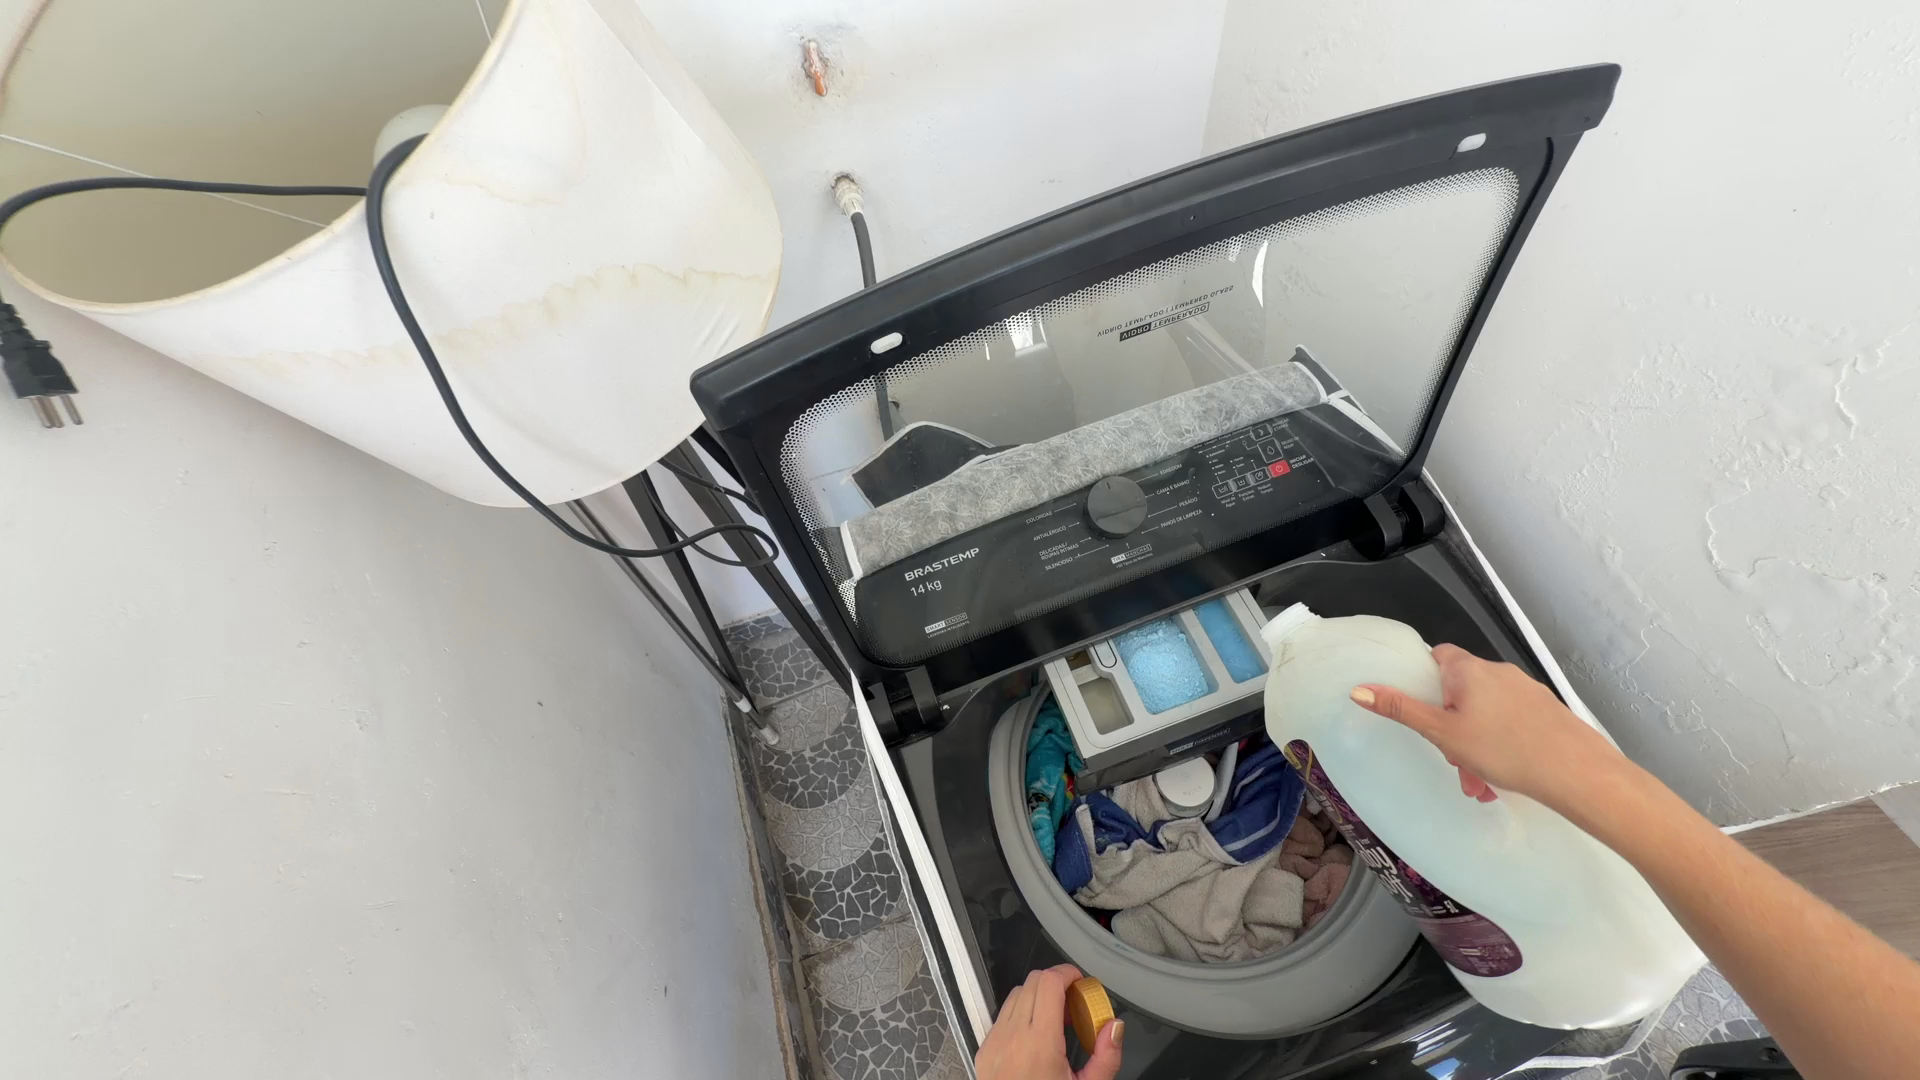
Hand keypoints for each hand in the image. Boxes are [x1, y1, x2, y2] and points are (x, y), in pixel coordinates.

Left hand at [975, 965, 1122, 1079]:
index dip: (1066, 973)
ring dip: (1037, 996)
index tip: (1080, 982)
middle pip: (1033, 981)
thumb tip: (1116, 1026)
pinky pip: (1003, 1016)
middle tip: (1074, 1004)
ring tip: (1056, 1021)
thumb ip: (1105, 1058)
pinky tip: (1035, 1037)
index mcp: (1039, 1042)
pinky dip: (1020, 1014)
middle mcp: (1012, 1035)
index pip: (1049, 982)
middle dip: (1055, 984)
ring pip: (1016, 994)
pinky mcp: (984, 1050)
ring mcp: (994, 1041)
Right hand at [1350, 645, 1624, 812]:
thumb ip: (1400, 709)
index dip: (1425, 678)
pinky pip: (1513, 723)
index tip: (1422, 706)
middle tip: (1450, 757)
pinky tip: (1503, 776)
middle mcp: (1500, 672)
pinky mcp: (1550, 713)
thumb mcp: (1442, 733)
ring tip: (1477, 781)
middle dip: (1450, 724)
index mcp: (1469, 670)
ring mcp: (1529, 692)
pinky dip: (1502, 744)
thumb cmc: (1507, 750)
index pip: (1438, 655)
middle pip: (1461, 690)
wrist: (1583, 777)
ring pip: (1487, 712)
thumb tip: (1359, 690)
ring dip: (1474, 741)